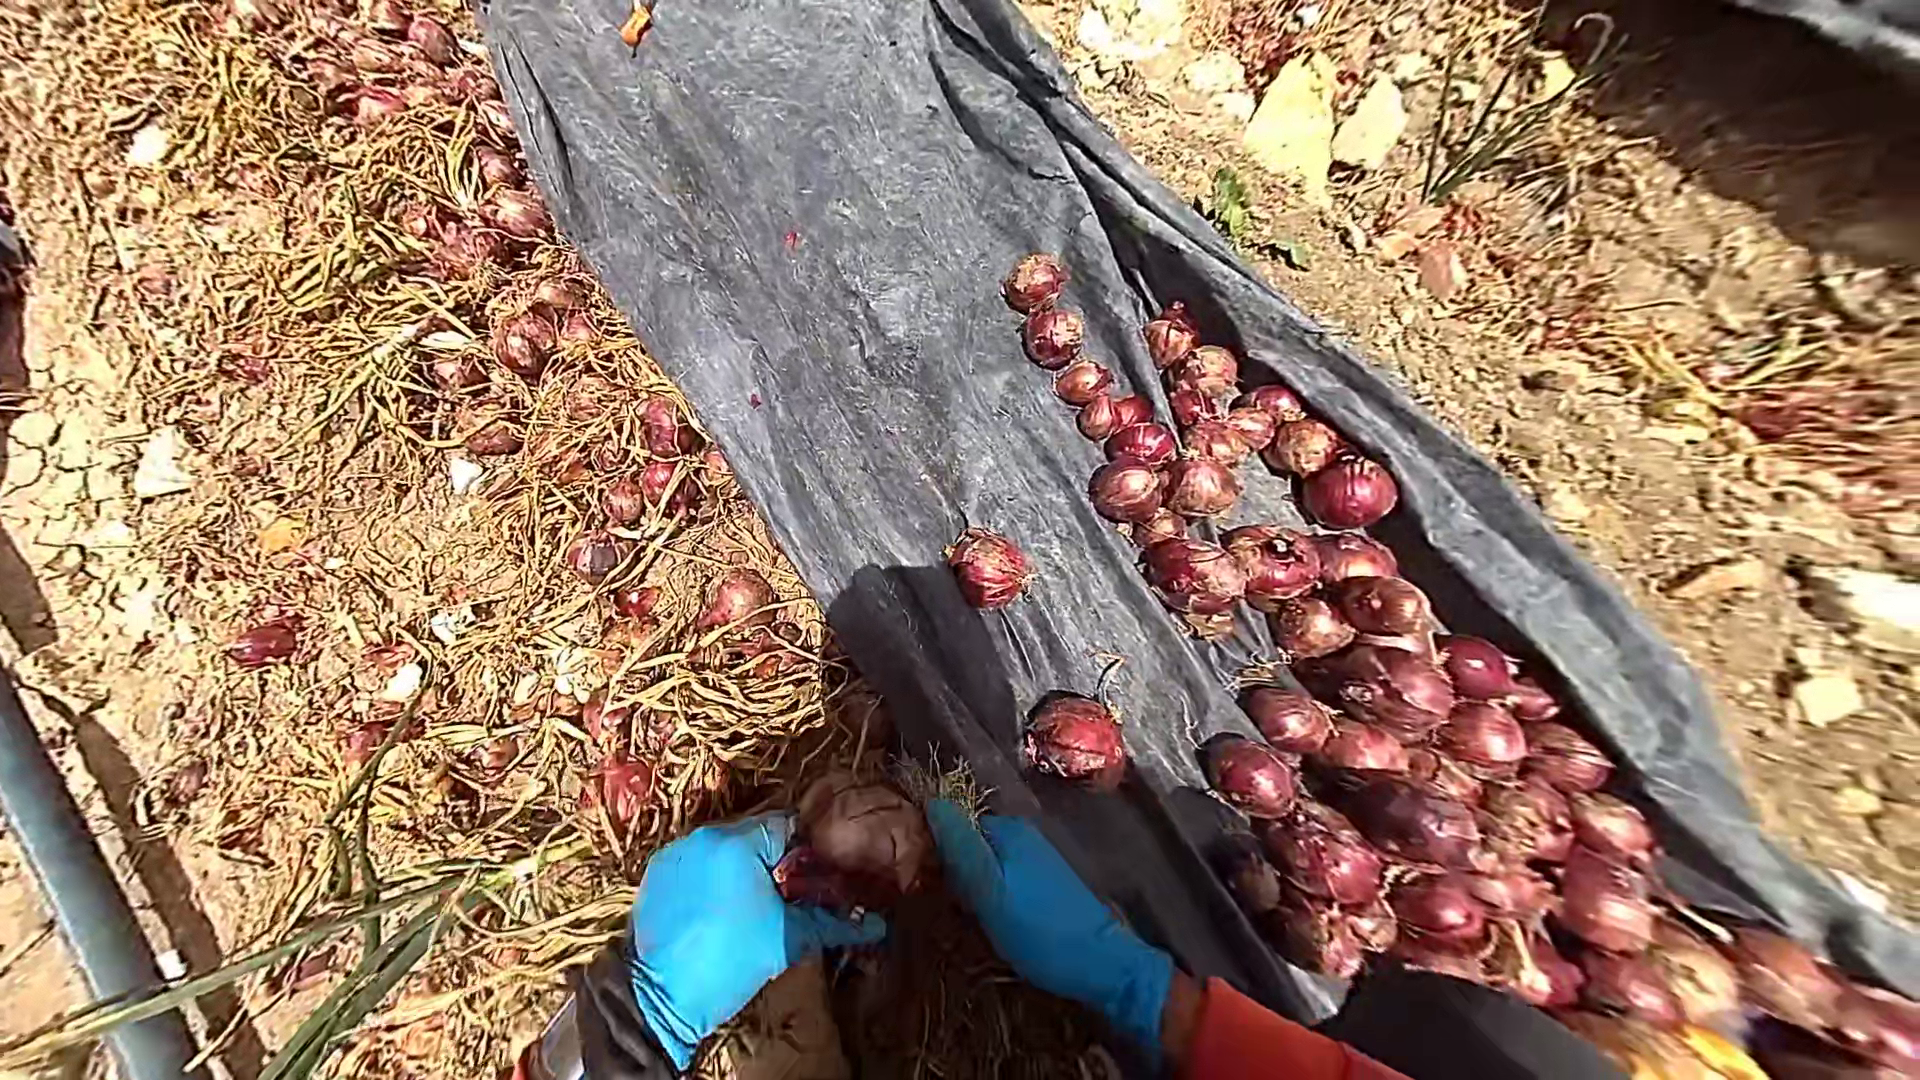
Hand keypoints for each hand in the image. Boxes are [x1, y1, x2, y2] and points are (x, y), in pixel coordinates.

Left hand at [627, 812, 887, 1067]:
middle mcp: (708, 834)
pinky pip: (699, 857)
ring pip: (727, 843)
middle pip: (757, 831)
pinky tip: (716, 903)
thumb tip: (875, 924)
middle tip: (780, 892)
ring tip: (747, 900)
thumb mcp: (785, 940)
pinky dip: (712, 871)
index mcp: (740, 842)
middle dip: (772, 856)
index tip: (805, 877)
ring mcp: (680, 849)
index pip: (787, 825)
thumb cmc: (728, 964)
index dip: (801, 850)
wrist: (656, 1004)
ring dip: (741, 862)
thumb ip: (830, 922)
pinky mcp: (660, 867)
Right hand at [924, 800, 1173, 1063]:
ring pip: (987, 864)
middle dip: (958, 874)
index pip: (955, 827)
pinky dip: (994, 896)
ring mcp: (1035, 856)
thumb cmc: (1039, 930)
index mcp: (1007, 829)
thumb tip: (931, 803)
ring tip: (974, 920)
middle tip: (957, 909)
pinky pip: (1004, 878)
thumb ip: (961, 849)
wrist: (1100, 963)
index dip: (939, 854)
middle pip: (971, 845)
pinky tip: (997, 922)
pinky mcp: (1043, 879)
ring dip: (975, 889)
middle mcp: (1022, 834)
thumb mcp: (990, 891)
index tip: (930, 885)